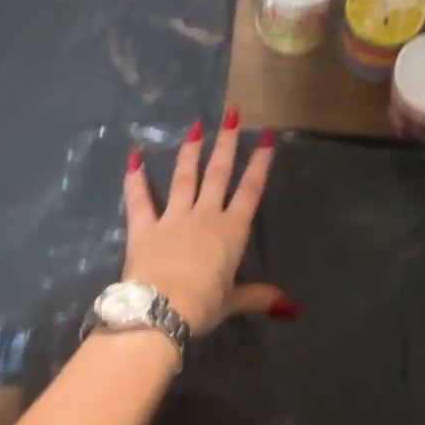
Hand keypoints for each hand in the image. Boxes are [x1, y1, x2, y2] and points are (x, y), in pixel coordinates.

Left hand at [120, 109, 293, 334]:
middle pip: (218, 173)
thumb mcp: (233, 301)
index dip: (260, 162)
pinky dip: (135, 178)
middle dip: (227, 143)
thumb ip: (258, 297)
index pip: (251, 189)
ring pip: (185, 177)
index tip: (266, 136)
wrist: (161, 309)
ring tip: (196, 127)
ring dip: (191, 151)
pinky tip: (134, 157)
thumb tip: (290, 307)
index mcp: (232, 230)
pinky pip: (139, 199)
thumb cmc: (203, 304)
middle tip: (231, 116)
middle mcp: (206, 215)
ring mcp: (173, 218)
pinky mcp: (144, 227)